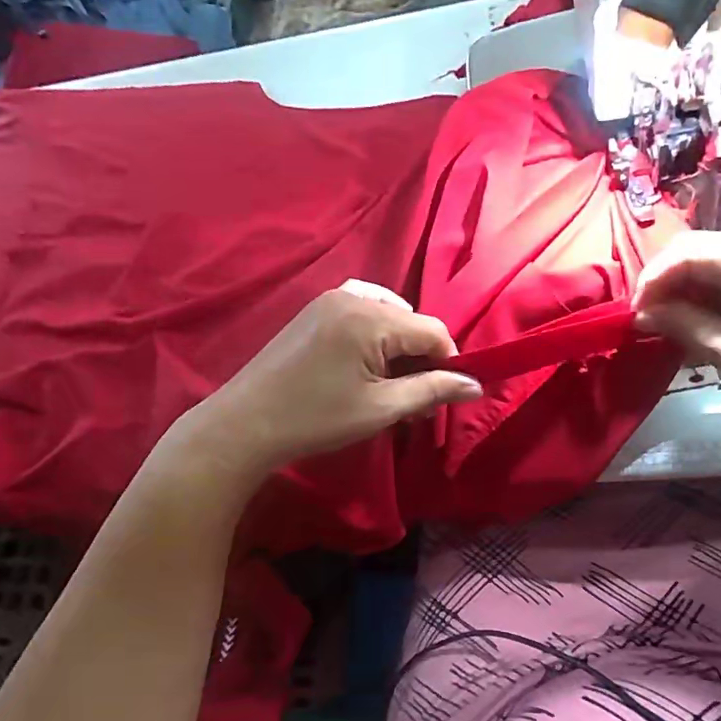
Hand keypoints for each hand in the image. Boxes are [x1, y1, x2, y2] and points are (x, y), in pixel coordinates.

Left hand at [181, 280, 482, 476]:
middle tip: (415, 403)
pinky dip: (375, 340)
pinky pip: (362, 316)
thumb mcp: (381, 409)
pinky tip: (365, 368)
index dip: (449, 363)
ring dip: (399, 352)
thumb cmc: (315, 419)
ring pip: (388, 320)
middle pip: (410, 323)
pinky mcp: (314, 311)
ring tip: (390, 389)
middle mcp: (353, 296)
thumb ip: (432, 390)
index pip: (433, 330)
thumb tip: (476, 385)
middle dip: (422, 360)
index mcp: (370, 317)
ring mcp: (329, 300)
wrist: (244, 424)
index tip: (443, 398)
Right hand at [632, 232, 720, 420]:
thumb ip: (687, 328)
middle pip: (702, 248)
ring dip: (688, 287)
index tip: (635, 313)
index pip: (692, 251)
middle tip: (649, 318)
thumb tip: (642, 315)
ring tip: (673, 324)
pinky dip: (712, 292)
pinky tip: (703, 320)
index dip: (655, 278)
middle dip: (668, 280)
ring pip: (717, 258)